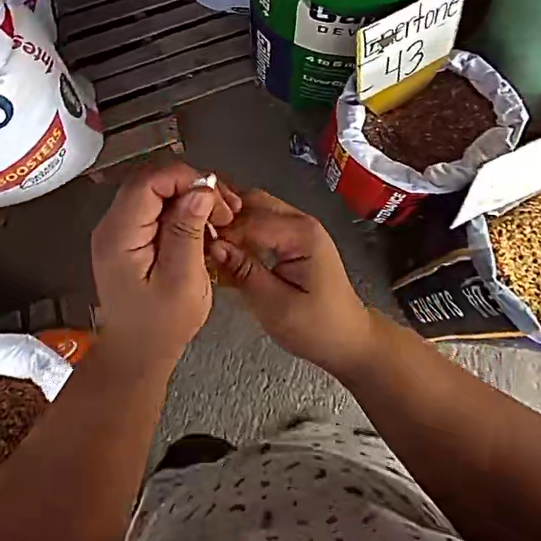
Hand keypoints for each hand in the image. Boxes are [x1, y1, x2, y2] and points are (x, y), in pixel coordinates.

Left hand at [90, 161, 241, 368]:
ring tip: (221, 217)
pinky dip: (186, 207)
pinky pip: (160, 204)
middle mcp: (114, 224)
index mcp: (120, 235)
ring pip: (159, 187)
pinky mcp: (133, 234)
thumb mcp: (182, 280)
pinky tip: (206, 225)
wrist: (137, 353)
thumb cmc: (160, 326)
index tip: (215, 200)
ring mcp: (122, 228)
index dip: (187, 180)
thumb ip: (188, 231)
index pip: (150, 180)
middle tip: (225, 208)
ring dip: (193, 195)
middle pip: (154, 178)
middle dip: (194, 185)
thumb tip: (201, 190)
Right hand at [207, 189, 380, 375]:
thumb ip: (244, 272)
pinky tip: (222, 248)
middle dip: (223, 214)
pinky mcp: (292, 238)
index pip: (251, 219)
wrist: (347, 338)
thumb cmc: (316, 327)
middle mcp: (300, 221)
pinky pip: (261, 223)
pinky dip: (241, 231)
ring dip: (230, 220)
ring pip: (255, 209)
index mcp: (302, 233)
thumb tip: (213, 246)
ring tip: (203, 239)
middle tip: (193, 234)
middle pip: (253, 202)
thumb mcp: (275, 306)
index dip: (221, 230)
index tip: (194, 244)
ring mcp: (297, 227)